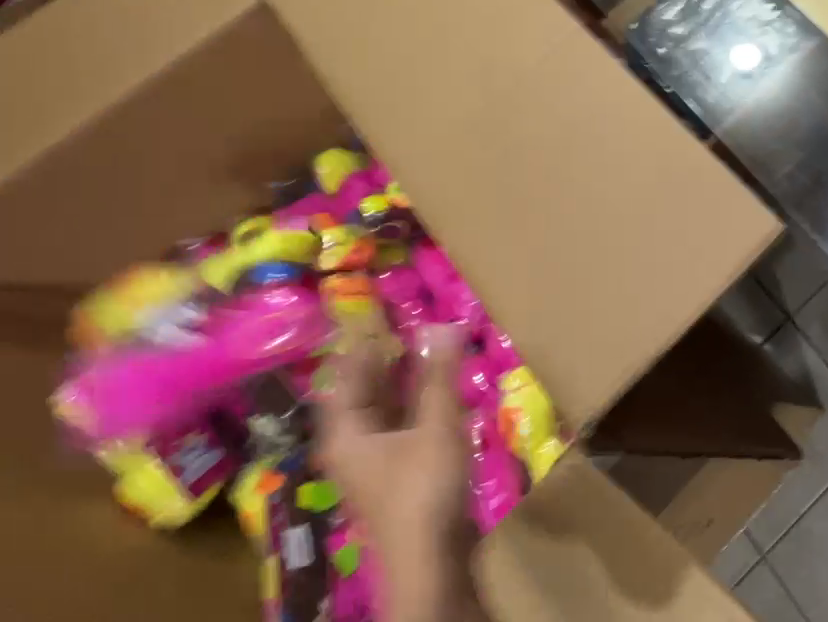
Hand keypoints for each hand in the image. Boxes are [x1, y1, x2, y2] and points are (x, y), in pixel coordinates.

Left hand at [318, 326, 483, 621]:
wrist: (429, 556)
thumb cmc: (423, 487)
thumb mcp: (436, 425)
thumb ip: (439, 376)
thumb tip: (442, 323)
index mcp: (345, 432)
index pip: (345, 377)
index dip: (360, 345)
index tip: (378, 311)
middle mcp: (351, 444)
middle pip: (363, 393)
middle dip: (384, 359)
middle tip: (409, 321)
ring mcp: (375, 460)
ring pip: (384, 409)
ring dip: (404, 380)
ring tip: (430, 346)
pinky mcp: (399, 472)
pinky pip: (402, 424)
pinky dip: (417, 401)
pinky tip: (439, 390)